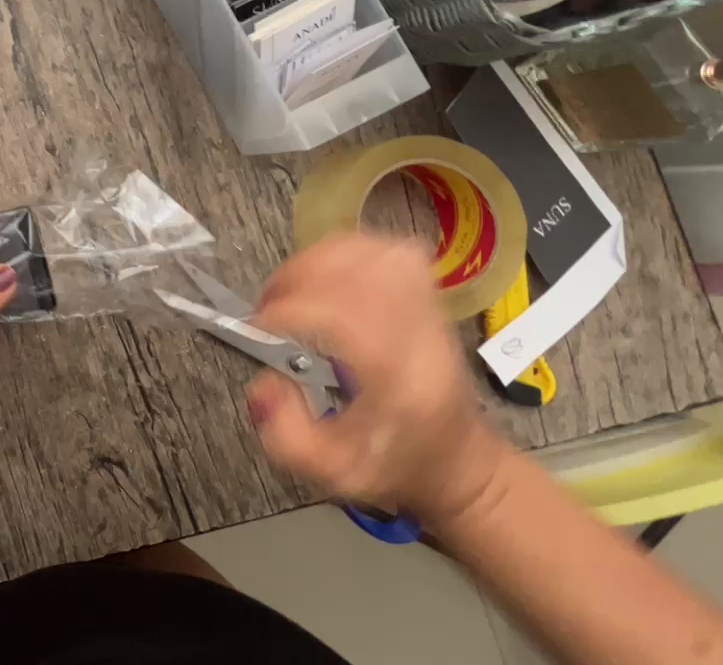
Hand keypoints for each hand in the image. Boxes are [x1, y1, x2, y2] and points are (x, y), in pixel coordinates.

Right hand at [245, 233, 509, 524]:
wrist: (462, 464)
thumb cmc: (395, 464)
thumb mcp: (333, 472)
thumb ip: (286, 434)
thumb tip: (264, 384)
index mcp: (400, 381)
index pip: (344, 317)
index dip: (289, 312)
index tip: (261, 327)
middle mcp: (420, 337)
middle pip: (360, 272)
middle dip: (299, 278)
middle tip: (272, 303)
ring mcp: (430, 312)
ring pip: (377, 253)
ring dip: (322, 259)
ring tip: (296, 286)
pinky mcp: (430, 298)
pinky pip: (390, 251)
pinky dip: (349, 251)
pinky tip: (327, 272)